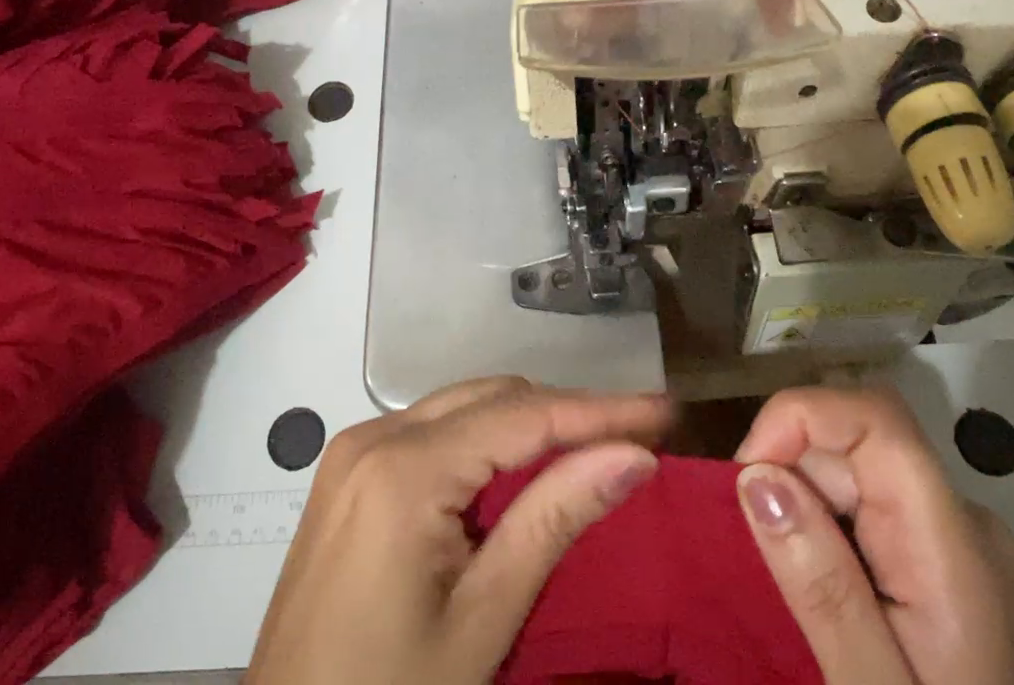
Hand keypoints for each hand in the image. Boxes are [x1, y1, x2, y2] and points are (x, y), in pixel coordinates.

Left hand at [247, 377, 672, 684]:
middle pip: (492, 398)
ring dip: (530, 423)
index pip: (523, 416)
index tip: (665, 411)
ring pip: (463, 408)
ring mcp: (354, 453)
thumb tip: (634, 455)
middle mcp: (372, 437)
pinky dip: (486, 440)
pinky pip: (432, 432)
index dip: (601, 410)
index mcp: (403, 469)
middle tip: (639, 436)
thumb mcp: (484, 615)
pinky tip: (525, 469)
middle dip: (568, 412)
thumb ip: (554, 520)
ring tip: (597, 448)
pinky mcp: (348, 475)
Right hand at [734, 386, 1013, 684]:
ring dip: (798, 502)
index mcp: (954, 544)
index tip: (741, 478)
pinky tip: (807, 586)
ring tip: (773, 579)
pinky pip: (868, 512)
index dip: (798, 417)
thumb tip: (757, 476)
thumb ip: (820, 585)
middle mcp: (963, 523)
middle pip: (859, 444)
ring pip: (857, 474)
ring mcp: (956, 544)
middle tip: (746, 550)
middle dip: (786, 469)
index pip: (876, 420)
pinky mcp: (942, 566)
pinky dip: (820, 528)